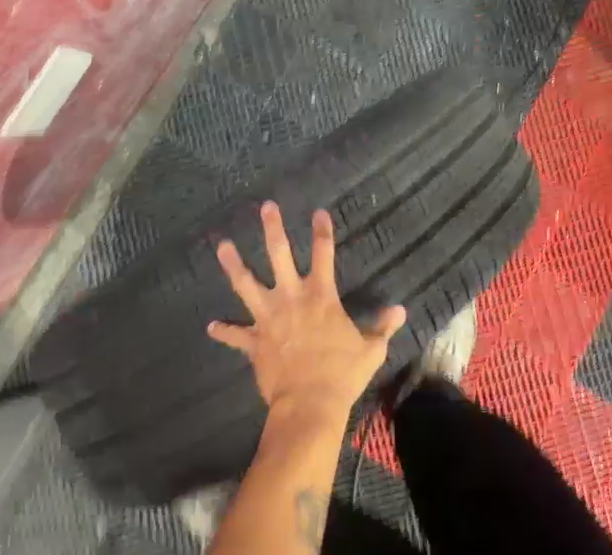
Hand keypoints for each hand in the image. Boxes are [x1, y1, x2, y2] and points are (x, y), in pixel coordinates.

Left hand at [207, 202, 406, 419]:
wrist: (309, 404)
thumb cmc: (342, 374)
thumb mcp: (371, 349)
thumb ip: (382, 327)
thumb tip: (400, 311)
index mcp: (321, 297)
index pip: (323, 254)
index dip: (322, 230)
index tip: (318, 211)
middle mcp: (291, 299)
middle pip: (279, 255)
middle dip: (272, 228)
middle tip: (266, 207)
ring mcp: (268, 319)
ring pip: (246, 284)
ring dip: (234, 265)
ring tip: (223, 246)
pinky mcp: (254, 342)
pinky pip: (235, 335)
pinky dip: (223, 331)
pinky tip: (211, 326)